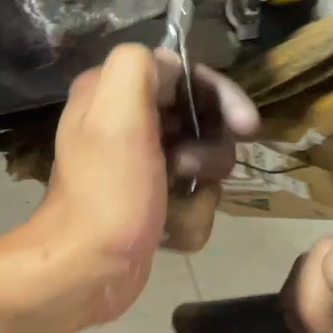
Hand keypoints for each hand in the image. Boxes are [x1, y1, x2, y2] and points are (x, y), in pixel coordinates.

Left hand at [0, 43, 258, 332]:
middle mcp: (122, 122)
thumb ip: (139, 67)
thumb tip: (170, 63)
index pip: (182, 73)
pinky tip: (166, 232)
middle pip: (199, 120)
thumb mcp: (116, 113)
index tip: (245, 125)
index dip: (218, 95)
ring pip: (203, 165)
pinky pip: (193, 201)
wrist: (87, 269)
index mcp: (111, 92)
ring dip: (198, 191)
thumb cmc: (107, 190)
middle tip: (192, 170)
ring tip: (171, 204)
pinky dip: (187, 218)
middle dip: (209, 150)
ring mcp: (137, 165)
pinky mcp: (149, 203)